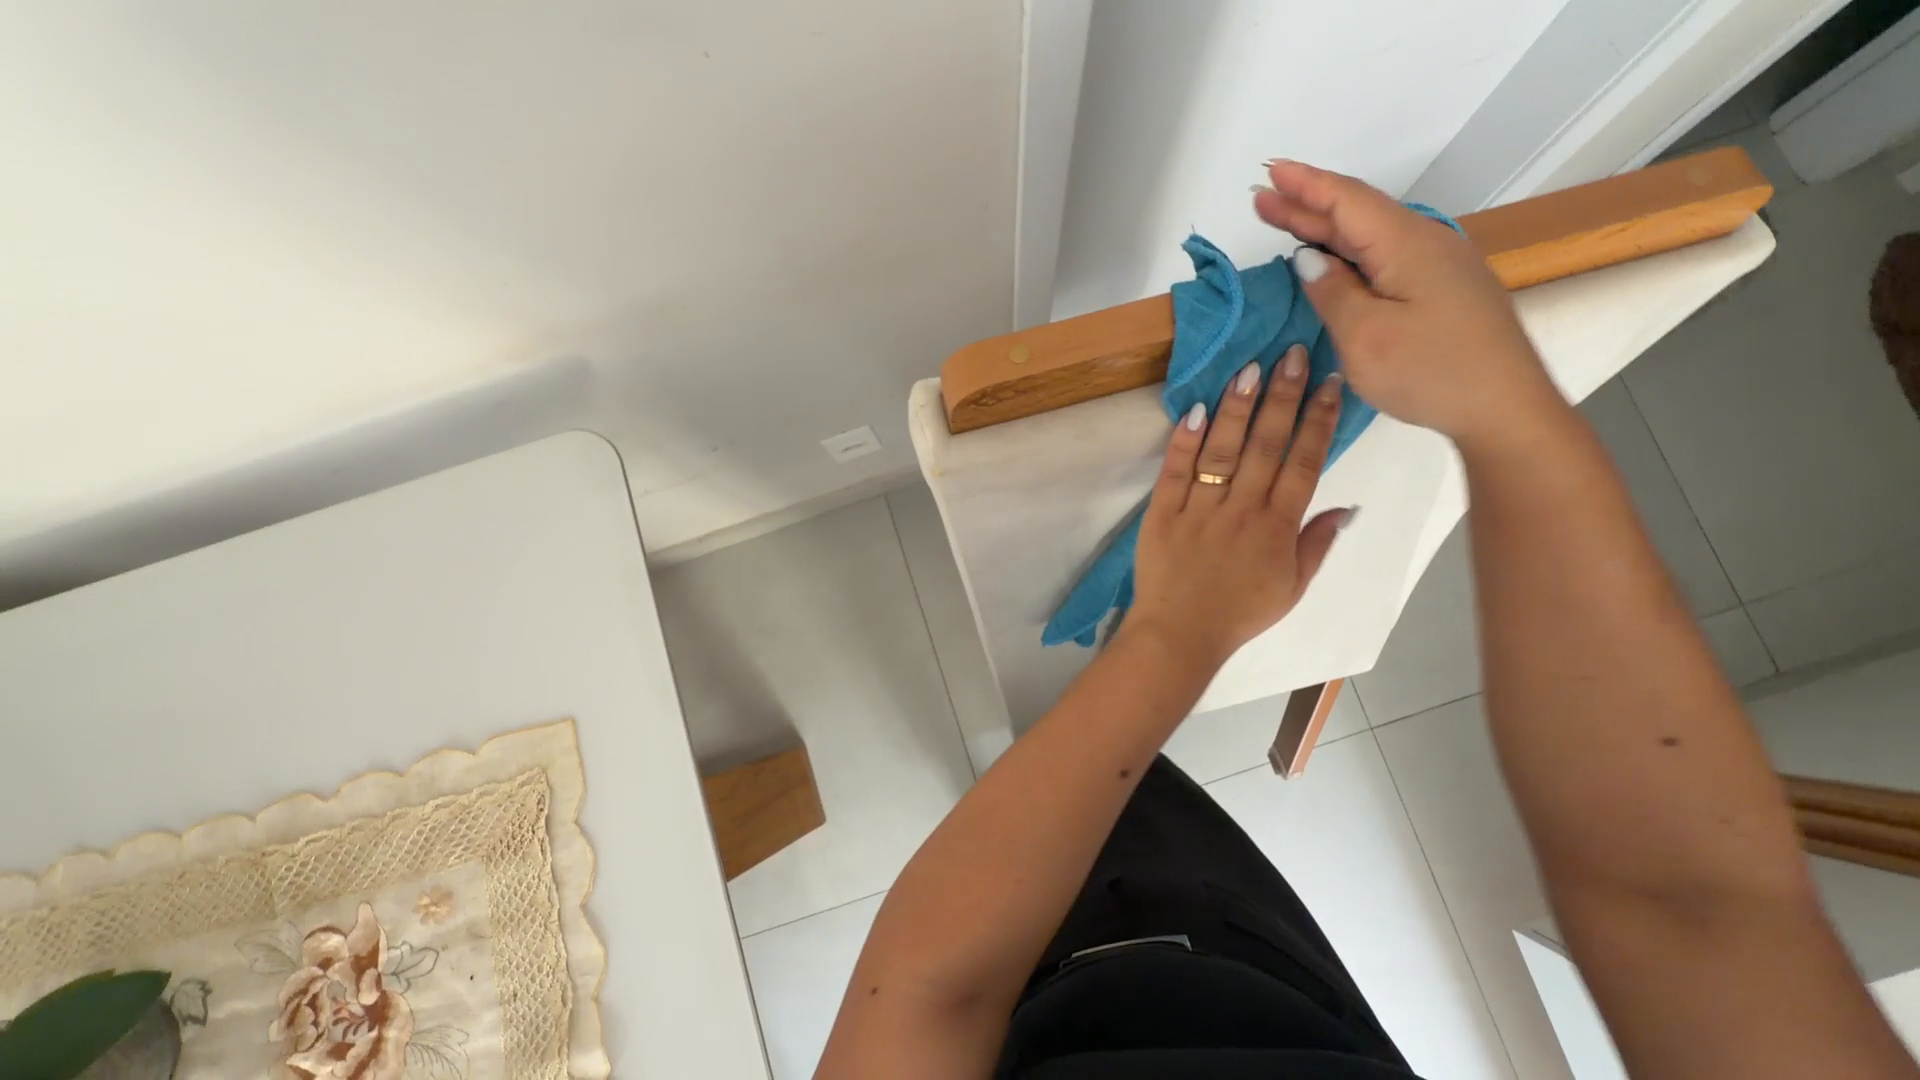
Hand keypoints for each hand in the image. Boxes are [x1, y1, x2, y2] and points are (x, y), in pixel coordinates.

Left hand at [1126, 345, 1352, 667]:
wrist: (1180, 634)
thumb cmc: (1239, 613)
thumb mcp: (1292, 588)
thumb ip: (1316, 545)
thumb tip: (1344, 506)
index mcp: (1278, 527)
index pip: (1304, 463)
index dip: (1318, 421)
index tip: (1329, 383)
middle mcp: (1242, 510)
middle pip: (1266, 445)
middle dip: (1282, 397)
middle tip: (1292, 354)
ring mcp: (1200, 509)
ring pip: (1223, 451)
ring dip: (1237, 408)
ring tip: (1250, 368)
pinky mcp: (1162, 512)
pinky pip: (1175, 471)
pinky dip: (1185, 440)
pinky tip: (1198, 408)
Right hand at [1252, 160, 1568, 449]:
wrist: (1505, 409)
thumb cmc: (1432, 372)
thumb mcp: (1366, 336)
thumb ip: (1332, 292)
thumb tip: (1309, 259)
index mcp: (1406, 245)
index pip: (1347, 201)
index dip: (1306, 186)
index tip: (1268, 171)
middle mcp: (1426, 244)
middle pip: (1359, 215)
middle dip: (1308, 205)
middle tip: (1263, 198)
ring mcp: (1439, 267)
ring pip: (1373, 237)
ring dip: (1327, 230)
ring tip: (1286, 223)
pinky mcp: (1443, 291)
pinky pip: (1386, 259)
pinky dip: (1350, 254)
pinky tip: (1333, 262)